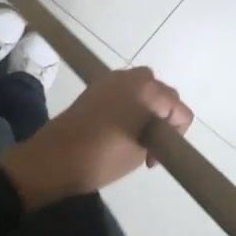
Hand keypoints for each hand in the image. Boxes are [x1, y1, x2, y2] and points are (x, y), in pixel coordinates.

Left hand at [0, 67, 192, 211]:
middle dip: (162, 117)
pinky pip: (122, 90)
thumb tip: (158, 133)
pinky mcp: (94, 86)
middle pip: (162, 93)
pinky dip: (128, 104)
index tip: (157, 155)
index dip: (176, 134)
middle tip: (151, 144)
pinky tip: (119, 127)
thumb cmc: (103, 157)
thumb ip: (159, 137)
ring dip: (145, 108)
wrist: (56, 157)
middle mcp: (131, 77)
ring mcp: (110, 79)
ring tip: (136, 135)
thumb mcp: (140, 152)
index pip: (180, 110)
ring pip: (142, 89)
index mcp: (148, 91)